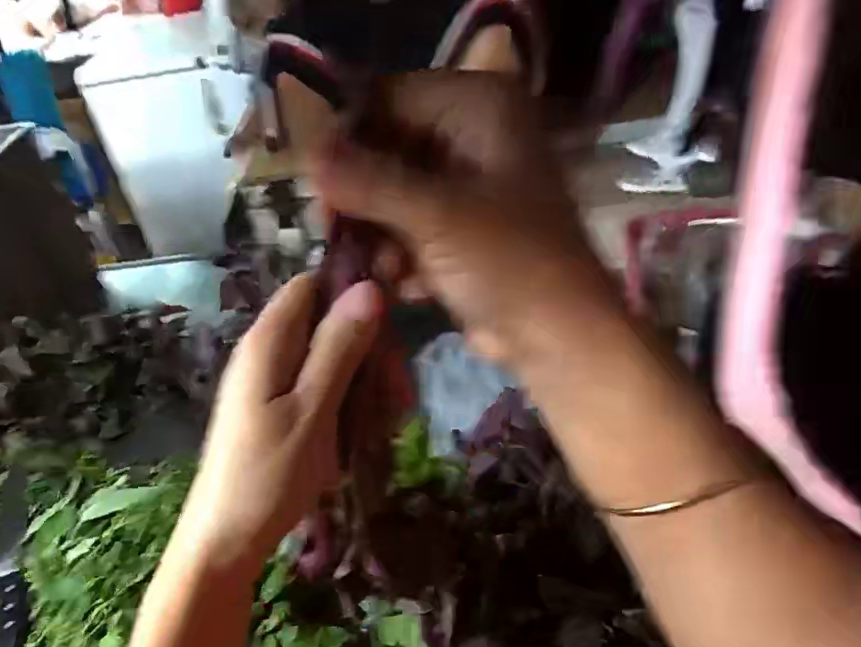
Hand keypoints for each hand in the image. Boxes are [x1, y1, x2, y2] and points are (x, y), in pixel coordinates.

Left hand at [171, 274, 384, 576]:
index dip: (353, 296)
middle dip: (368, 355)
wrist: (225, 539)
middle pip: (325, 327)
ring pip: (326, 365)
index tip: (392, 331)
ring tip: (389, 426)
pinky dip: (343, 411)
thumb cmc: (267, 477)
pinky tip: (363, 440)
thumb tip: (368, 287)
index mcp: (267, 343)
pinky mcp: (273, 416)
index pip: (312, 286)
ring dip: (362, 388)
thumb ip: (337, 349)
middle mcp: (264, 356)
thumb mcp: (311, 411)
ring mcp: (267, 388)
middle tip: (401, 398)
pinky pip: (315, 396)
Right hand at [313, 71, 623, 366]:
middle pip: (387, 151)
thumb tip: (308, 156)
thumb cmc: (507, 262)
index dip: (349, 138)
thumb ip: (368, 182)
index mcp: (477, 107)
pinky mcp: (458, 236)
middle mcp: (471, 138)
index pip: (390, 98)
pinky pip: (408, 233)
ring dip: (380, 238)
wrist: (553, 334)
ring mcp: (465, 190)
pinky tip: (405, 286)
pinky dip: (400, 260)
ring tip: (385, 270)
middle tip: (337, 235)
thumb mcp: (435, 216)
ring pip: (392, 199)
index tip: (319, 187)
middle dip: (362, 200)